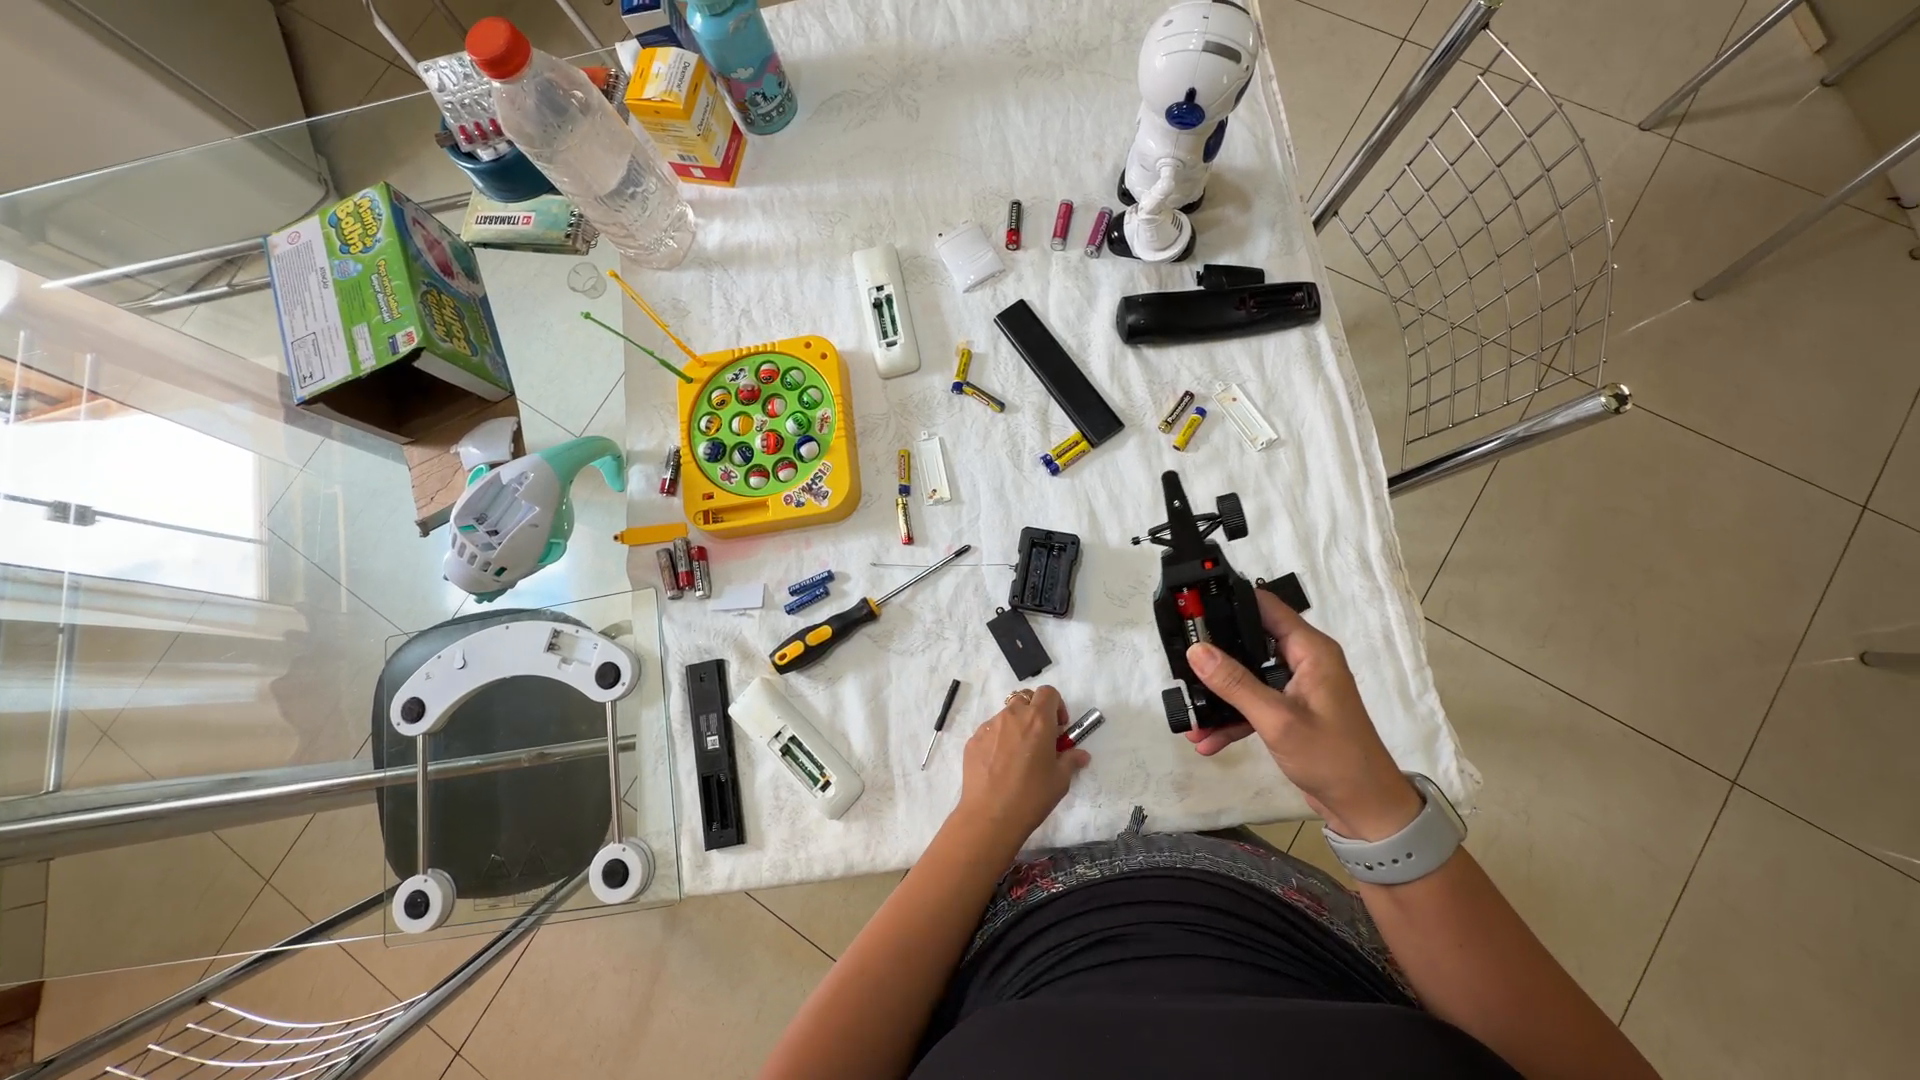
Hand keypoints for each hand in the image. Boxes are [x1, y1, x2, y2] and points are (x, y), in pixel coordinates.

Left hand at [955, 685, 1089, 848]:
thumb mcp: (1060, 780)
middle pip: (1025, 700)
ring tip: (1018, 756)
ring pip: (1006, 716)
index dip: (1056, 706)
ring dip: (1016, 727)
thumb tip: (1080, 754)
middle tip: (1039, 740)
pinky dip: (997, 740)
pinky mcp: (973, 740)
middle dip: (1035, 714)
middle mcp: (1012, 716)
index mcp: (1038, 720)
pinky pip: (989, 732)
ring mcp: (989, 727)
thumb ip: (1071, 760)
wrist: (990, 816)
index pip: (1048, 692)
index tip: (1058, 728)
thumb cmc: (1032, 796)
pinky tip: (999, 766)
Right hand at [1184, 591, 1419, 840]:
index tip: (1192, 607)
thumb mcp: (1277, 719)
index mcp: (1311, 651)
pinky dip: (1232, 720)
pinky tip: (1207, 740)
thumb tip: (1196, 650)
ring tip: (1188, 714)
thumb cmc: (1330, 756)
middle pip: (1251, 643)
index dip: (1231, 602)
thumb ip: (1235, 683)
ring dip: (1219, 696)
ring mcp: (1297, 689)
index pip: (1267, 608)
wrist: (1364, 806)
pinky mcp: (1290, 713)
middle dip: (1215, 655)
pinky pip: (1253, 705)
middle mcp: (1305, 662)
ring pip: (1248, 678)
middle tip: (1178, 659)